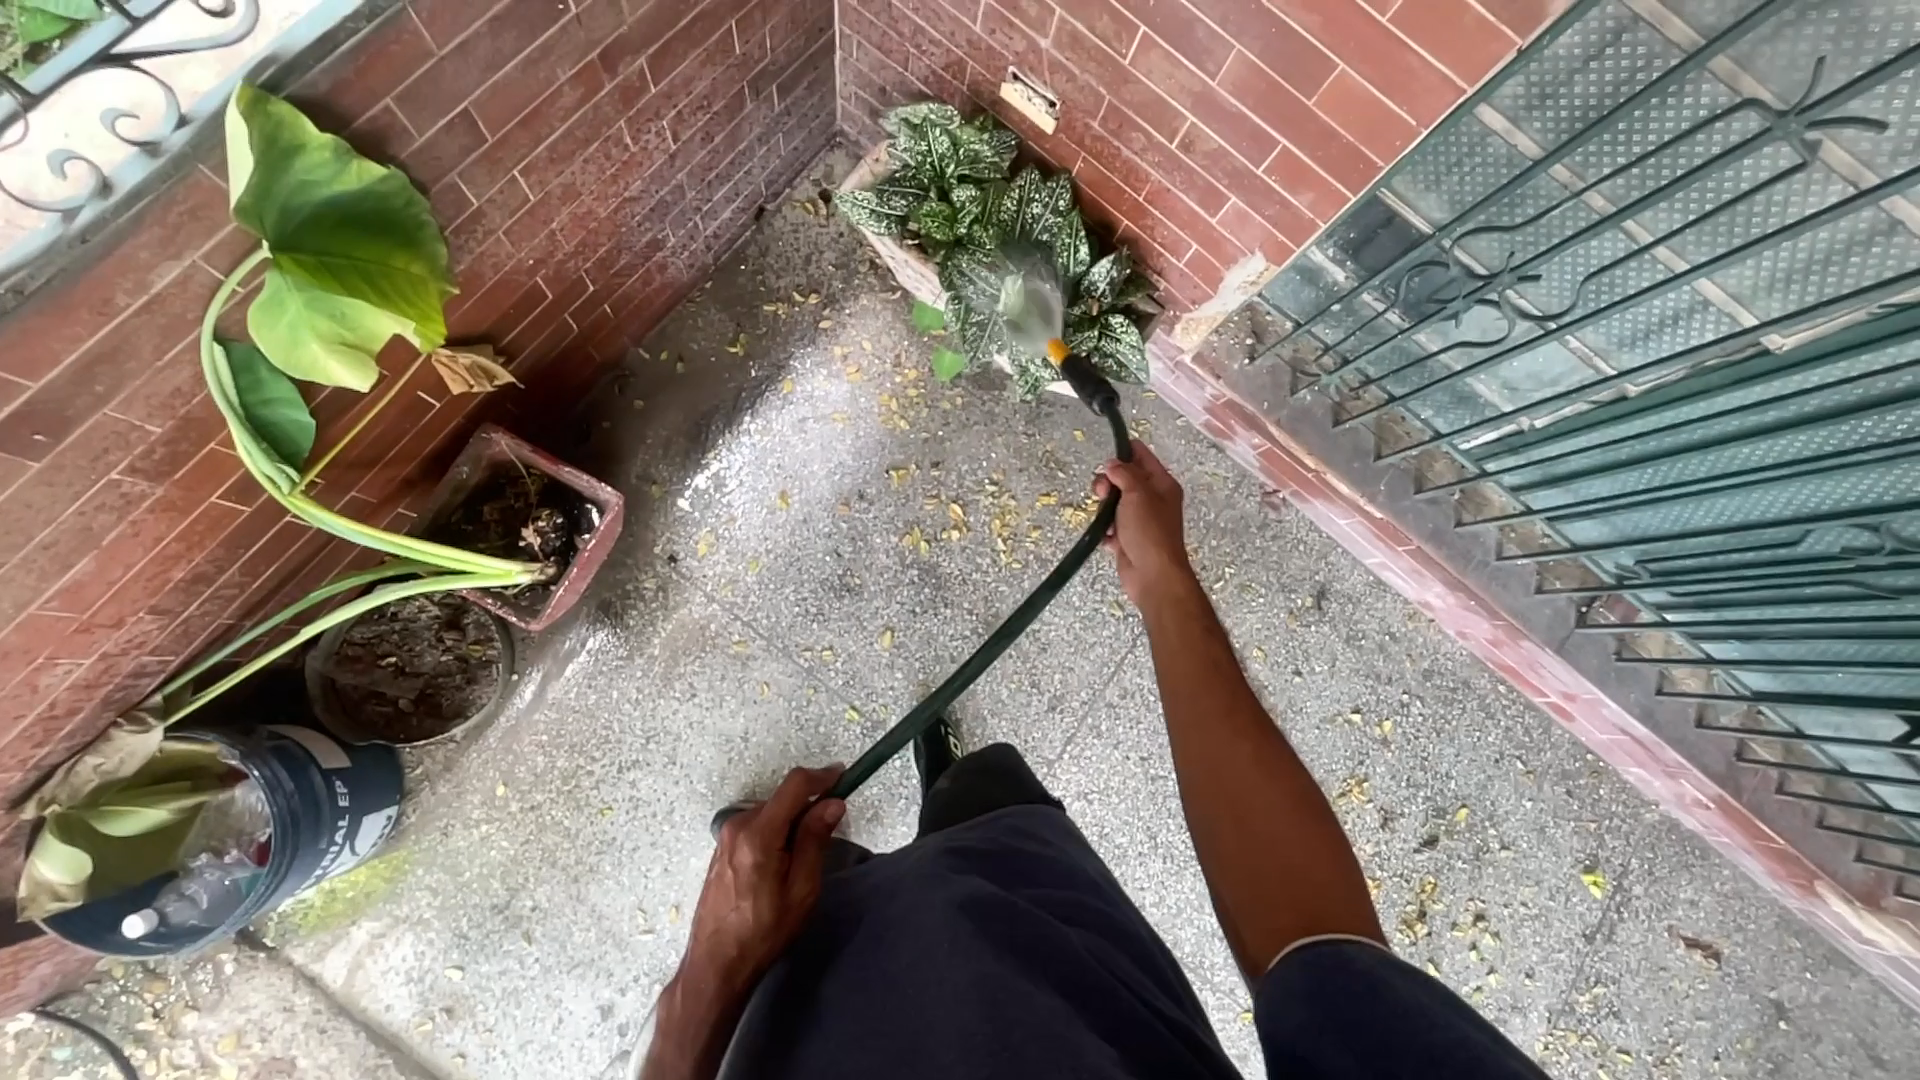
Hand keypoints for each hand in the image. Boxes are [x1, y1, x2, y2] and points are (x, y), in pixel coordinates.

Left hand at [679, 766, 846, 997]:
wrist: (715, 965)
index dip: (822, 776)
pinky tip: (780, 864)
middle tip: (827, 835)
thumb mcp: (801, 889)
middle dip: (808, 807)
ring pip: (770, 812)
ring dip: (791, 822)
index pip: (794, 785)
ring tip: (800, 861)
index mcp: (758, 834)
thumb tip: (832, 804)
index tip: (843, 776)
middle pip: (783, 799)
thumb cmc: (763, 932)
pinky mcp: (722, 848)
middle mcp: (738, 826)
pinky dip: (775, 831)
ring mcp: (726, 836)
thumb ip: (815, 840)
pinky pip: (757, 826)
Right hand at [1093, 442, 1196, 609]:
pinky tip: (1108, 537)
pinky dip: (1106, 530)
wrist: (1152, 574)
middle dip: (1107, 483)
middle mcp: (1152, 499)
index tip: (1105, 457)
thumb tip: (1112, 463)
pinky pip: (1110, 526)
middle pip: (1122, 479)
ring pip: (1113, 503)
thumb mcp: (1138, 493)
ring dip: (1104, 509)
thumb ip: (1124, 473)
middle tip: (1101, 493)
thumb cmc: (1149, 530)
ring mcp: (1139, 520)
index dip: (1123, 452)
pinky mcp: (1127, 539)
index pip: (1141, 456)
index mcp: (1161, 484)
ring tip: (1105, 520)